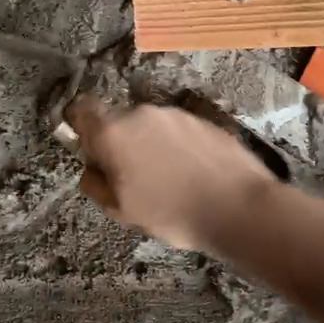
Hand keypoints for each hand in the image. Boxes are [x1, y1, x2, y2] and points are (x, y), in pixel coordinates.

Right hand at [64, 95, 273, 252]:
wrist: (242, 210)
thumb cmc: (171, 212)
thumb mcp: (119, 210)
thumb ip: (94, 184)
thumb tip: (92, 169)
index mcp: (111, 132)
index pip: (81, 109)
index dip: (82, 127)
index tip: (93, 151)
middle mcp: (140, 114)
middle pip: (118, 121)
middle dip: (121, 143)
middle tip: (135, 175)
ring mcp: (176, 115)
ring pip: (150, 126)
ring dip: (151, 145)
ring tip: (171, 178)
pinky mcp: (205, 121)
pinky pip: (179, 132)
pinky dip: (179, 148)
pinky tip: (194, 175)